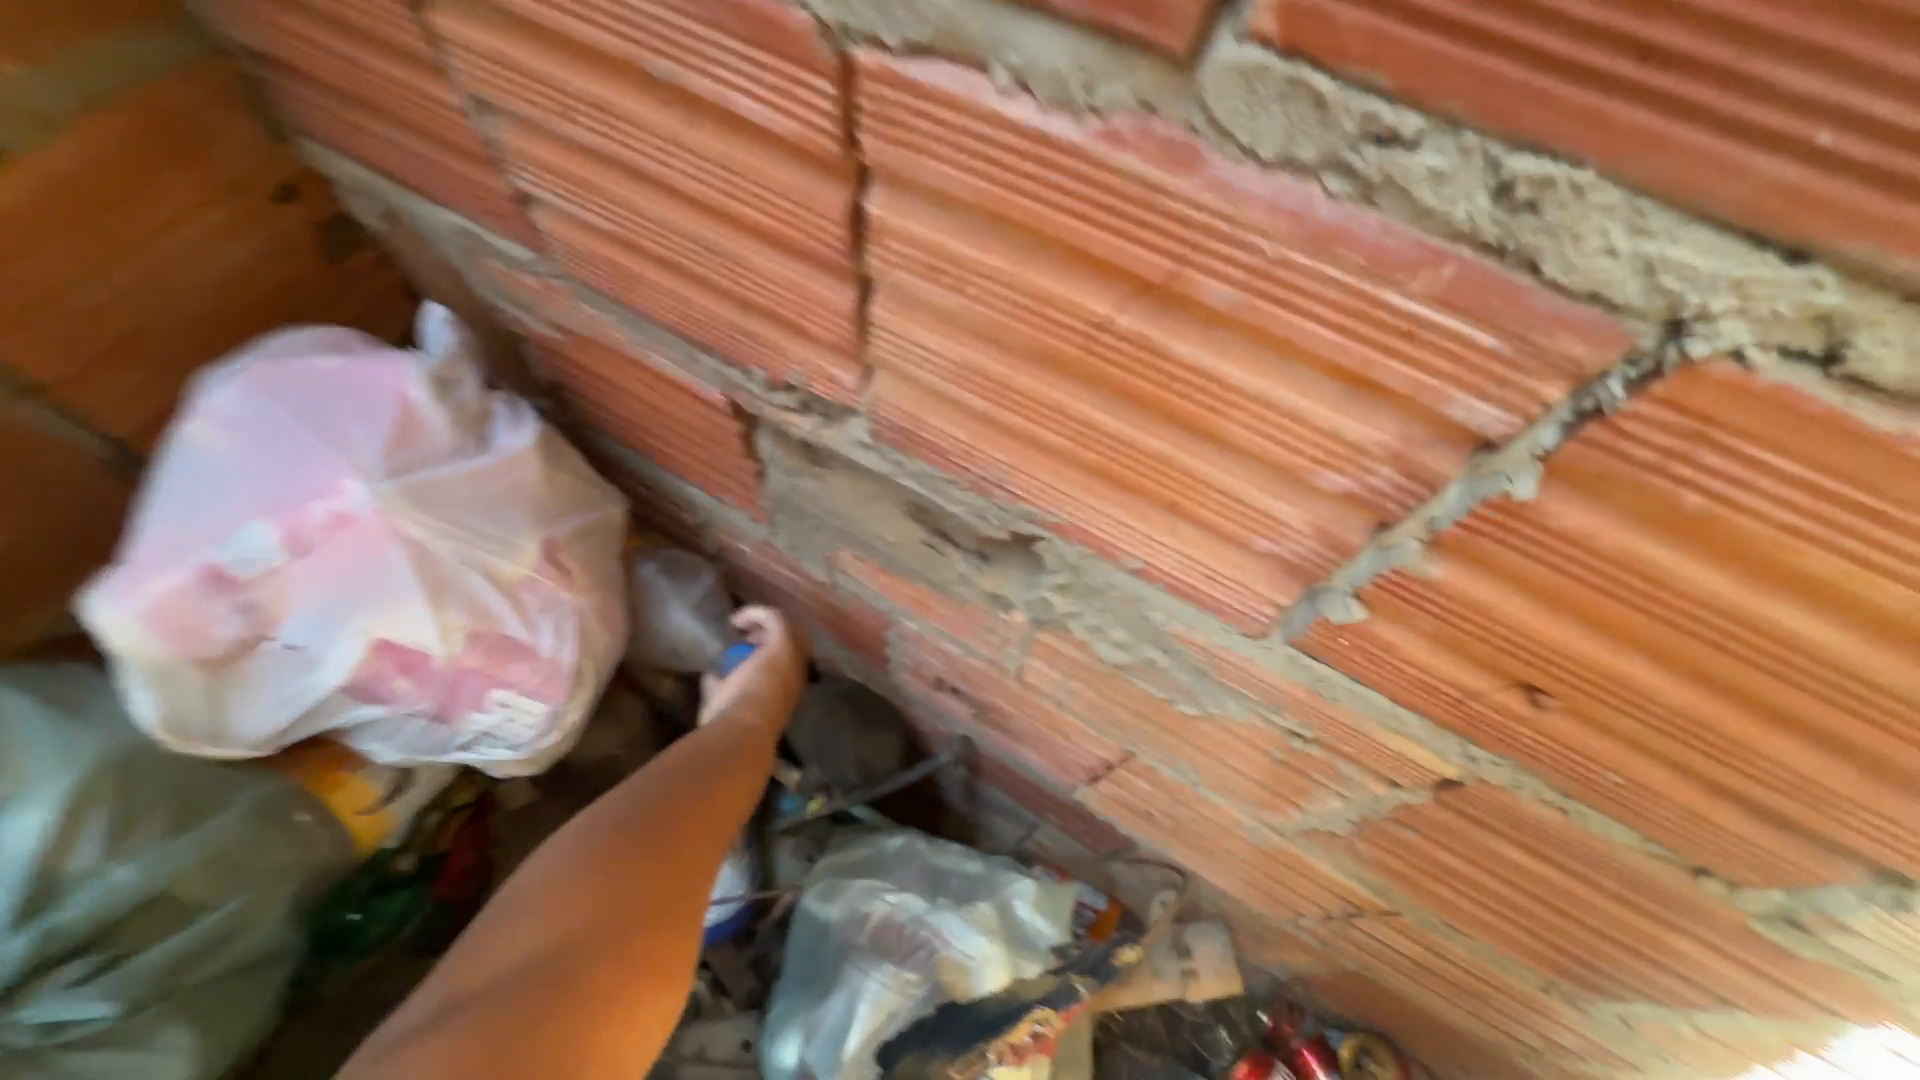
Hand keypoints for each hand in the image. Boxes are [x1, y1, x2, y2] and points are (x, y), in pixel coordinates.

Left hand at [697, 606, 807, 731]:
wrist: (743, 729)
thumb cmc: (735, 724)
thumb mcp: (726, 704)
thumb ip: (722, 687)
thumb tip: (712, 674)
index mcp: (785, 691)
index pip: (783, 662)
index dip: (765, 651)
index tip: (740, 650)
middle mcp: (796, 672)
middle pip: (791, 642)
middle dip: (769, 635)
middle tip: (744, 636)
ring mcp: (792, 657)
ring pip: (785, 628)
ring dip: (762, 623)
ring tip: (738, 624)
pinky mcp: (783, 644)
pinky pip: (775, 617)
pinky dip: (756, 612)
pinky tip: (736, 619)